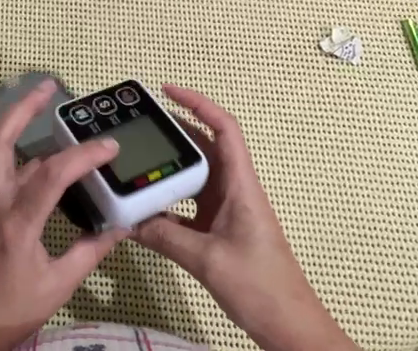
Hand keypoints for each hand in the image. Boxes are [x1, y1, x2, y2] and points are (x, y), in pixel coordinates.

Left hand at [0, 80, 131, 350]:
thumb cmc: (7, 310)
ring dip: (12, 119)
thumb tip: (120, 227)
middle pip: (0, 138)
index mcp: (16, 222)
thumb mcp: (56, 288)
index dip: (82, 155)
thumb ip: (89, 254)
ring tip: (37, 101)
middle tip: (47, 86)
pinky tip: (30, 146)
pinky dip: (9, 143)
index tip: (108, 146)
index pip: (50, 175)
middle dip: (23, 108)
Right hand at [133, 86, 356, 350]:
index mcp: (240, 185)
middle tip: (142, 124)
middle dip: (175, 131)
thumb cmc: (260, 286)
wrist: (290, 328)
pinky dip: (169, 200)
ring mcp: (227, 210)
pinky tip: (145, 207)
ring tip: (138, 160)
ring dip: (170, 166)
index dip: (198, 103)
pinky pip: (190, 204)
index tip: (168, 90)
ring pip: (196, 176)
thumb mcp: (207, 260)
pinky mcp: (220, 230)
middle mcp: (234, 189)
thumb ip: (165, 237)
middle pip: (205, 147)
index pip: (224, 128)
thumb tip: (127, 220)